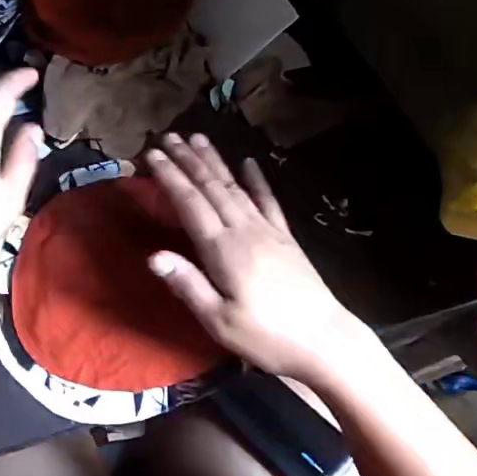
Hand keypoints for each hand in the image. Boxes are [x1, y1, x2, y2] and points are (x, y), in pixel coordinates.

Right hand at [144, 133, 384, 389]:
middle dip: (188, 160)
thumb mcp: (220, 321)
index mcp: (223, 250)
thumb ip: (188, 285)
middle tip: (168, 135)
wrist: (324, 340)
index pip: (190, 204)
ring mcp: (269, 231)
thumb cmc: (267, 337)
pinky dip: (257, 180)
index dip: (170, 177)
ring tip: (199, 138)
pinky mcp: (287, 238)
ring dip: (216, 161)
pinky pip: (269, 201)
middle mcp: (245, 231)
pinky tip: (250, 163)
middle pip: (211, 187)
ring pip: (236, 187)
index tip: (151, 154)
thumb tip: (153, 255)